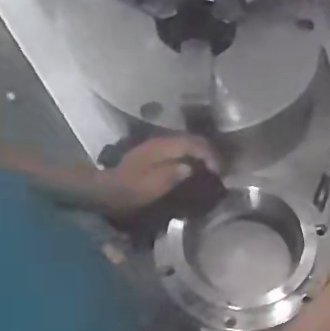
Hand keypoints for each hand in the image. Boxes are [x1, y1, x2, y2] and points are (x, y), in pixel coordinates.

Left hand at [96, 135, 220, 217]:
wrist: (108, 191)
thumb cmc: (131, 189)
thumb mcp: (152, 185)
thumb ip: (172, 174)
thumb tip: (191, 168)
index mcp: (163, 146)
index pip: (195, 143)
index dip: (211, 156)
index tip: (220, 173)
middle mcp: (163, 141)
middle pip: (195, 140)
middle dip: (211, 154)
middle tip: (221, 172)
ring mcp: (159, 146)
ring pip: (190, 144)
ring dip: (204, 155)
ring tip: (213, 171)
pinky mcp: (157, 154)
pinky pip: (183, 150)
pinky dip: (194, 158)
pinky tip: (197, 169)